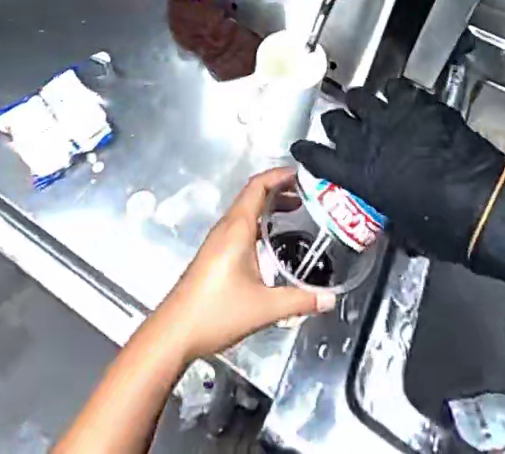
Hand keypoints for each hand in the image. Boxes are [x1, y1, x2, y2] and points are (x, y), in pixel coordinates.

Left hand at [146, 168, 334, 363]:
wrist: (176, 330)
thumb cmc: (216, 312)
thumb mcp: (264, 308)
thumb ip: (299, 301)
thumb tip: (328, 298)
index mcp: (236, 228)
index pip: (257, 186)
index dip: (279, 175)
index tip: (302, 174)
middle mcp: (226, 227)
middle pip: (252, 194)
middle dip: (279, 188)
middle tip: (306, 192)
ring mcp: (218, 239)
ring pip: (246, 210)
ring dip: (269, 204)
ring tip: (296, 210)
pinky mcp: (215, 253)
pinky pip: (240, 225)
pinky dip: (259, 221)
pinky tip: (273, 239)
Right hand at [290, 78, 504, 297]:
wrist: (486, 207)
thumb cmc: (446, 230)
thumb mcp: (405, 233)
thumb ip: (387, 219)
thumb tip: (390, 222)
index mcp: (358, 174)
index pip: (317, 157)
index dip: (306, 152)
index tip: (302, 148)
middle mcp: (368, 140)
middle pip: (336, 120)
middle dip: (336, 123)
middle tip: (343, 127)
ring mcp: (392, 118)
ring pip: (361, 96)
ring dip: (361, 102)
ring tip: (366, 105)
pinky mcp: (419, 105)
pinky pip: (397, 88)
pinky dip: (396, 92)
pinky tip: (401, 98)